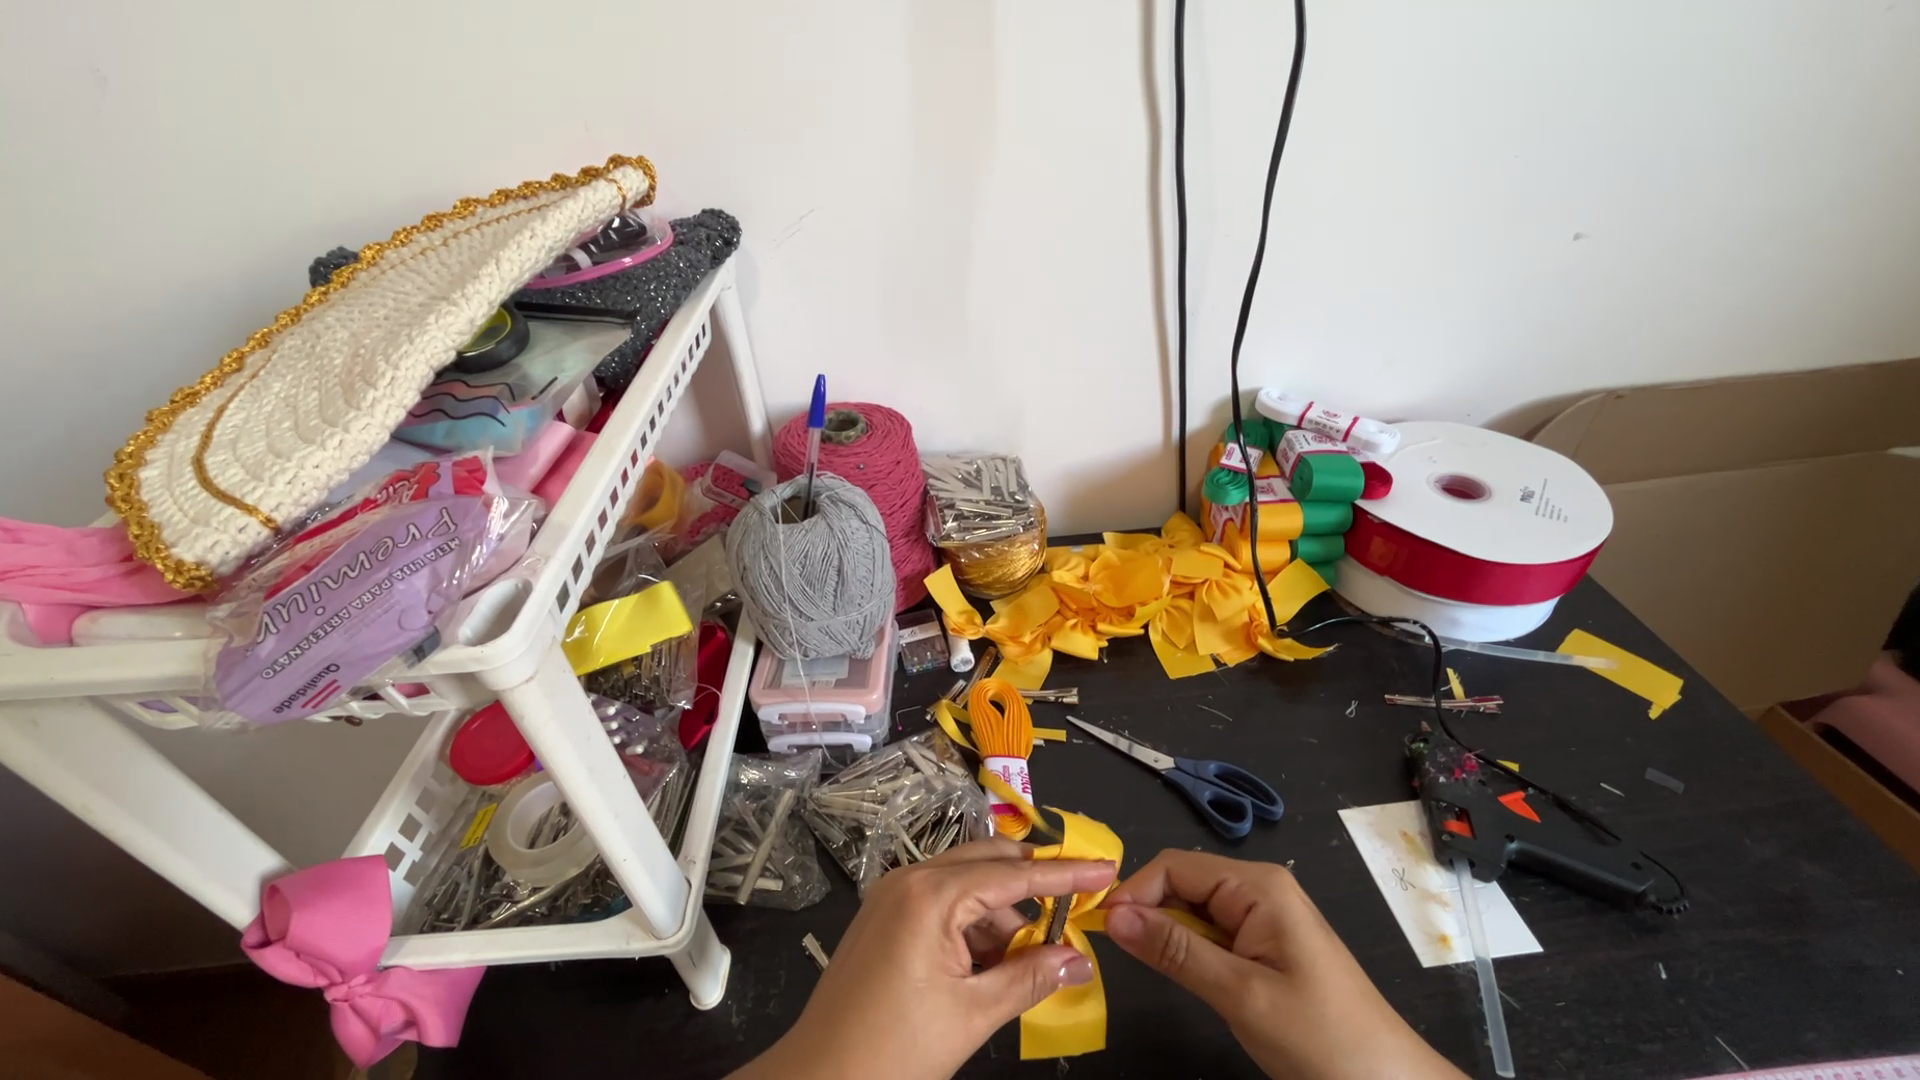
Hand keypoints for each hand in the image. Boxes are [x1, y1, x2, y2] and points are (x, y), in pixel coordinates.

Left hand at [733, 839, 1116, 1079]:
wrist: (816, 1079)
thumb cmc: (895, 1049)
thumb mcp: (972, 1014)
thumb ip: (1030, 978)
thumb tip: (1080, 960)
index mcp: (931, 894)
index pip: (1014, 875)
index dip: (1065, 874)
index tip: (1107, 869)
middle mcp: (910, 877)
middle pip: (988, 863)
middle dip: (1033, 884)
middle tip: (1075, 906)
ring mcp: (892, 893)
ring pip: (965, 882)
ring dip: (1002, 911)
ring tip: (1029, 957)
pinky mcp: (884, 914)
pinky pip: (941, 900)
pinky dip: (972, 922)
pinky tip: (990, 961)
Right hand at [1102, 850, 1465, 1079]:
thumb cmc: (1321, 1038)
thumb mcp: (1240, 994)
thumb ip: (1175, 951)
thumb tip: (1112, 914)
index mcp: (1256, 886)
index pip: (1175, 866)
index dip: (1134, 891)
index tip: (1101, 929)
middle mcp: (1257, 890)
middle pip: (1181, 882)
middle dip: (1146, 909)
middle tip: (1114, 950)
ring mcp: (1263, 918)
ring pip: (1192, 909)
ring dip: (1164, 931)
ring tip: (1142, 964)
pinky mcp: (1264, 945)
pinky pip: (1210, 932)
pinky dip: (1186, 948)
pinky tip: (1177, 971)